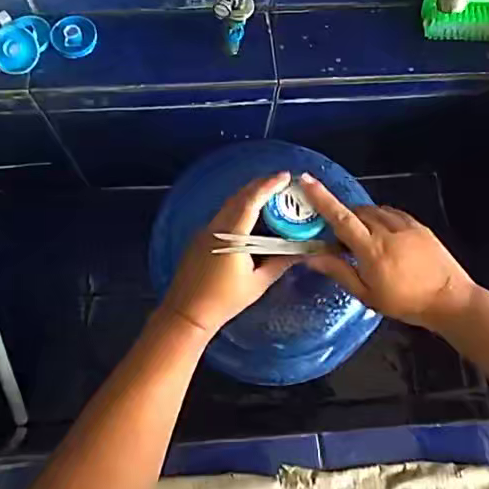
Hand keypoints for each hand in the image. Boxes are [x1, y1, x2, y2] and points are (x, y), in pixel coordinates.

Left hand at [157, 172, 297, 336]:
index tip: (284, 176)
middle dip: (260, 186)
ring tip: (270, 195)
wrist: (186, 313)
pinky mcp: (200, 238)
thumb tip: (302, 250)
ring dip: (248, 197)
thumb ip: (280, 262)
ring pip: (229, 206)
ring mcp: (205, 231)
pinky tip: (251, 216)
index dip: (268, 185)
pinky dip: (239, 210)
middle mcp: (216, 227)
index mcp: (231, 235)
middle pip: (238, 198)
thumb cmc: (224, 300)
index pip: (251, 201)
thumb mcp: (258, 282)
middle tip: (281, 182)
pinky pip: (222, 216)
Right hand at [297, 173, 487, 335]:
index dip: (321, 198)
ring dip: (363, 218)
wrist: (452, 301)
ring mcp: (405, 225)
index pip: (340, 218)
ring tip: (363, 238)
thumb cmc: (406, 303)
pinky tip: (383, 234)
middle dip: (344, 218)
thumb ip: (339, 272)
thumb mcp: (368, 295)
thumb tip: (311, 257)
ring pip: (374, 210)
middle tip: (341, 238)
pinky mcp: (419, 226)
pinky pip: (392, 213)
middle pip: (356, 212)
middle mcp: (387, 231)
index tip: (307, 180)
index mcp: (371, 249)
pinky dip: (381, 218)